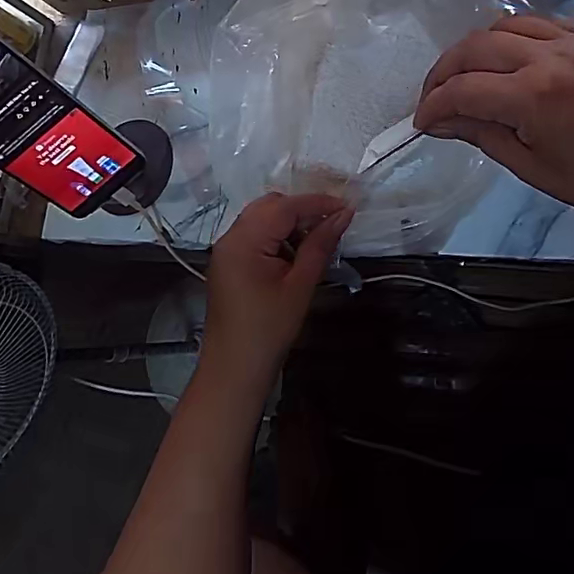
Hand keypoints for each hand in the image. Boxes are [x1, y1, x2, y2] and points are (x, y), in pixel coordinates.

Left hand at [201, 193, 352, 383]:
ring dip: (290, 222)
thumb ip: (320, 245)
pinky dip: (277, 235)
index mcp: (244, 241)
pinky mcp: (228, 261)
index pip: (284, 207)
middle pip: (270, 205)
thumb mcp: (300, 286)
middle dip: (302, 209)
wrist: (235, 370)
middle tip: (332, 224)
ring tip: (316, 241)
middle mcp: (230, 237)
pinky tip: (295, 253)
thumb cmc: (269, 330)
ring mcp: (226, 248)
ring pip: (262, 217)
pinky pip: (254, 233)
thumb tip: (343, 215)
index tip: (346, 207)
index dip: (317, 203)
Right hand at [415, 15, 573, 232]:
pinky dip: (512, 37)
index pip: (461, 89)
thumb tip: (446, 122)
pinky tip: (511, 60)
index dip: (433, 105)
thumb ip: (486, 136)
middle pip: (474, 47)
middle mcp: (548, 56)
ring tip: (468, 76)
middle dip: (444, 71)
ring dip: (476, 48)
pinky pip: (540, 25)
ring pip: (504, 26)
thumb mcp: (539, 170)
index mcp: (533, 95)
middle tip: (435, 98)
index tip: (421, 122)